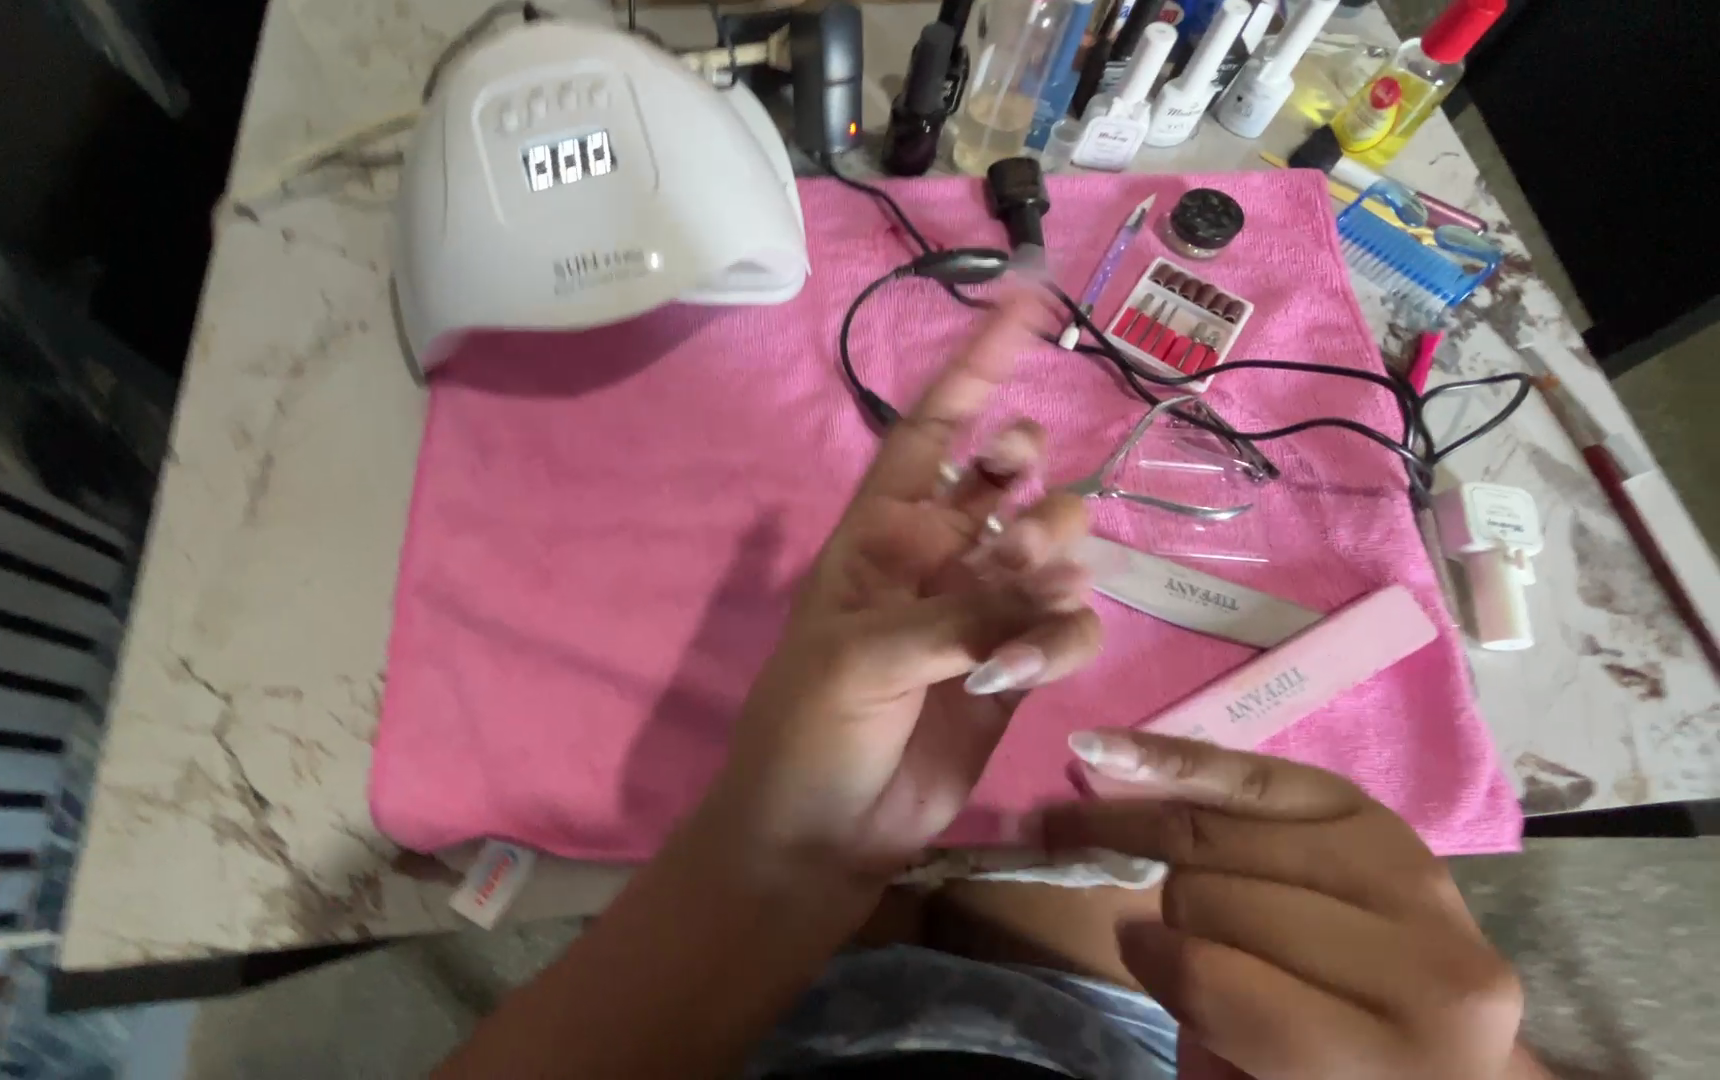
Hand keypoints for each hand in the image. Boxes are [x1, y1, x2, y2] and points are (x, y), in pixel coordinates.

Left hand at [701, 291, 1103, 887]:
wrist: (819, 830)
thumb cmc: (808, 731)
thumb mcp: (862, 660)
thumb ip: (956, 612)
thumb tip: (1051, 580)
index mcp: (879, 532)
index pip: (932, 428)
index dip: (976, 365)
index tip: (1029, 299)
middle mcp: (936, 558)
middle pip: (1010, 482)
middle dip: (1027, 486)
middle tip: (1020, 532)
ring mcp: (980, 612)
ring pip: (1053, 553)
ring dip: (1051, 570)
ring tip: (1020, 619)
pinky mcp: (1014, 667)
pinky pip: (1066, 628)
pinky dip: (1059, 640)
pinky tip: (1022, 673)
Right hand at [1045, 728, 1526, 1079]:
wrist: (1415, 1031)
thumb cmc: (1325, 1064)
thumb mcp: (1250, 1069)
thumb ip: (1205, 1007)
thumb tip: (1143, 934)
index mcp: (1402, 1060)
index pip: (1214, 979)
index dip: (1151, 960)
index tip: (1124, 948)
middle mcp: (1425, 965)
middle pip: (1210, 896)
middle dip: (1161, 901)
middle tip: (1127, 905)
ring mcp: (1402, 874)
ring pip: (1209, 832)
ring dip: (1143, 831)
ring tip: (1107, 835)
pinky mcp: (1367, 813)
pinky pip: (1241, 774)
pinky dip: (1163, 760)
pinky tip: (1101, 749)